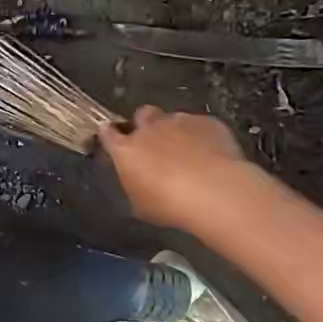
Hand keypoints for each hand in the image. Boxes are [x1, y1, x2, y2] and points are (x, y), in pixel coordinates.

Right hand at [97, 107, 256, 229]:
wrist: (214, 191)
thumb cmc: (170, 205)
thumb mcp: (142, 206)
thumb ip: (135, 185)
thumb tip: (137, 181)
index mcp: (126, 150)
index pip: (108, 134)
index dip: (110, 135)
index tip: (112, 139)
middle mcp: (150, 129)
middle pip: (142, 115)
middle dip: (145, 126)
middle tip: (155, 145)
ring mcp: (180, 121)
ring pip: (172, 118)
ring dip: (174, 131)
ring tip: (187, 153)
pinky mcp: (208, 122)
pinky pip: (199, 125)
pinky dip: (200, 136)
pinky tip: (209, 154)